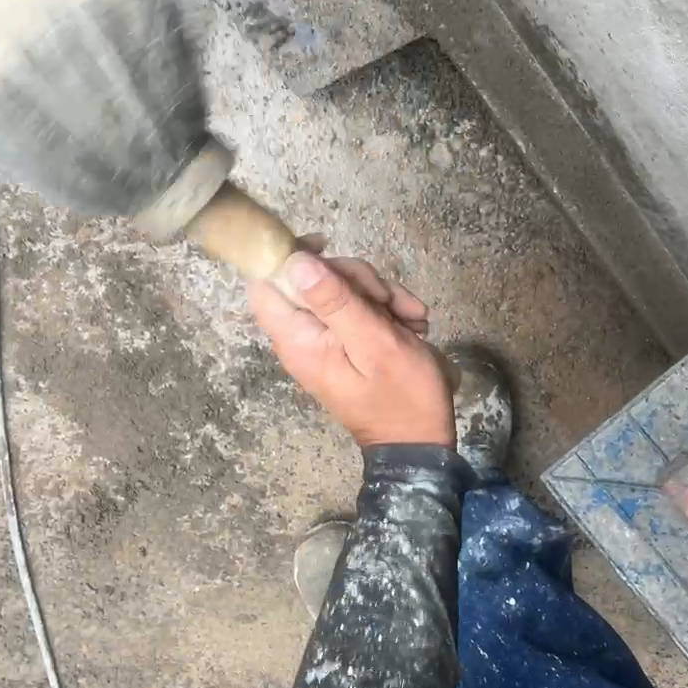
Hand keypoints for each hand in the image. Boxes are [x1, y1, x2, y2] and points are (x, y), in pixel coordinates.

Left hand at [248, 249, 452, 446]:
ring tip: (414, 319)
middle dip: (357, 279)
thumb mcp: (375, 343)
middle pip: (313, 279)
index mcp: (299, 339)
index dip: (288, 256)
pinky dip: (389, 309)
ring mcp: (326, 340)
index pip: (265, 283)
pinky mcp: (347, 342)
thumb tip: (295, 262)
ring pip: (343, 289)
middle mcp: (304, 337)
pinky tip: (415, 325)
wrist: (422, 442)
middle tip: (389, 301)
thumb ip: (336, 302)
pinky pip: (360, 308)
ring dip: (382, 295)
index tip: (327, 245)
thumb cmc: (402, 396)